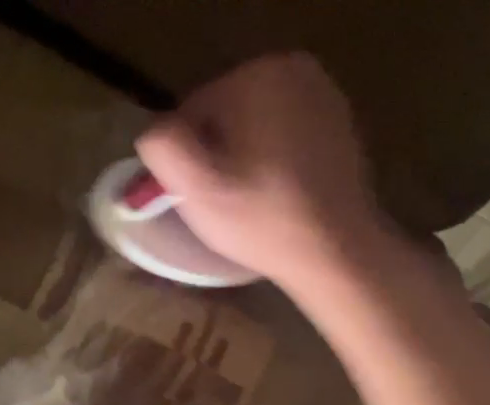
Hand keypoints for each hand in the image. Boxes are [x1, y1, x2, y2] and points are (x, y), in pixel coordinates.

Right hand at [135, 53, 383, 281]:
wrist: (335, 248)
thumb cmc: (260, 219)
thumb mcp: (196, 188)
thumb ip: (163, 147)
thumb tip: (154, 134)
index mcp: (257, 75)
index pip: (189, 113)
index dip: (182, 159)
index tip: (190, 197)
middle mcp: (293, 70)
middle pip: (220, 116)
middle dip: (211, 155)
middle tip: (217, 202)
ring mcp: (320, 93)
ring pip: (248, 126)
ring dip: (236, 158)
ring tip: (244, 201)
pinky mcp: (334, 120)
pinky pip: (278, 135)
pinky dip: (266, 159)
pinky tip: (271, 193)